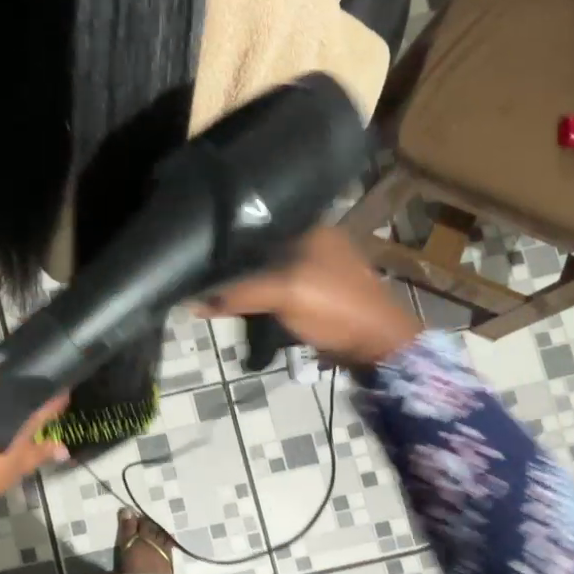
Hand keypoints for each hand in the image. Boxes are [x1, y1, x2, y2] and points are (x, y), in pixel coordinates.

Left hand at [0, 393, 70, 516]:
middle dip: (26, 396)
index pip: (47, 396)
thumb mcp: (10, 471)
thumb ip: (38, 454)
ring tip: (1, 412)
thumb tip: (63, 448)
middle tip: (28, 413)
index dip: (56, 399)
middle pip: (18, 386)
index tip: (59, 404)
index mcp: (15, 411)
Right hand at [197, 226, 421, 366]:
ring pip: (274, 275)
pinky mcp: (325, 296)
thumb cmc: (335, 307)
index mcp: (314, 229)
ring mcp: (324, 270)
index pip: (261, 231)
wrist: (378, 344)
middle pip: (266, 254)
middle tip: (210, 286)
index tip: (204, 265)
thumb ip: (239, 294)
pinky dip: (268, 303)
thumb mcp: (283, 295)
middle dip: (241, 270)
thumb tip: (195, 303)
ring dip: (253, 289)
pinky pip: (285, 293)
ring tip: (224, 301)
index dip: (232, 248)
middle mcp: (320, 243)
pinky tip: (251, 312)